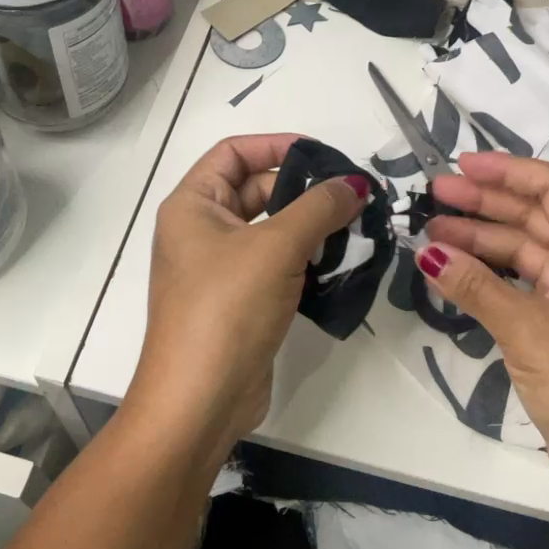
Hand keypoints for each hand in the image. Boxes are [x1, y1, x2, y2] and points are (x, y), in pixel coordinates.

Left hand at [129, 134, 370, 449]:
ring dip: (309, 227)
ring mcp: (218, 269)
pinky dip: (304, 260)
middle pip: (255, 189)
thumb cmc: (227, 309)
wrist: (199, 403)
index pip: (234, 152)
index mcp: (191, 205)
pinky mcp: (238, 302)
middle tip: (352, 195)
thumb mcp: (277, 247)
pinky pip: (274, 265)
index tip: (324, 154)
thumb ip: (320, 208)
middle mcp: (199, 230)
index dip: (276, 145)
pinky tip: (340, 263)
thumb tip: (356, 184)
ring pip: (269, 230)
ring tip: (355, 227)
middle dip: (302, 190)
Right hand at [425, 153, 548, 548]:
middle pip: (533, 217)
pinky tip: (452, 273)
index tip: (459, 165)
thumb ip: (475, 286)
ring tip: (430, 232)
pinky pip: (519, 287)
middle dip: (483, 204)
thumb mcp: (528, 331)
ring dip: (479, 242)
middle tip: (432, 195)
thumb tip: (426, 250)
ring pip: (522, 253)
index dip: (506, 171)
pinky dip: (487, 278)